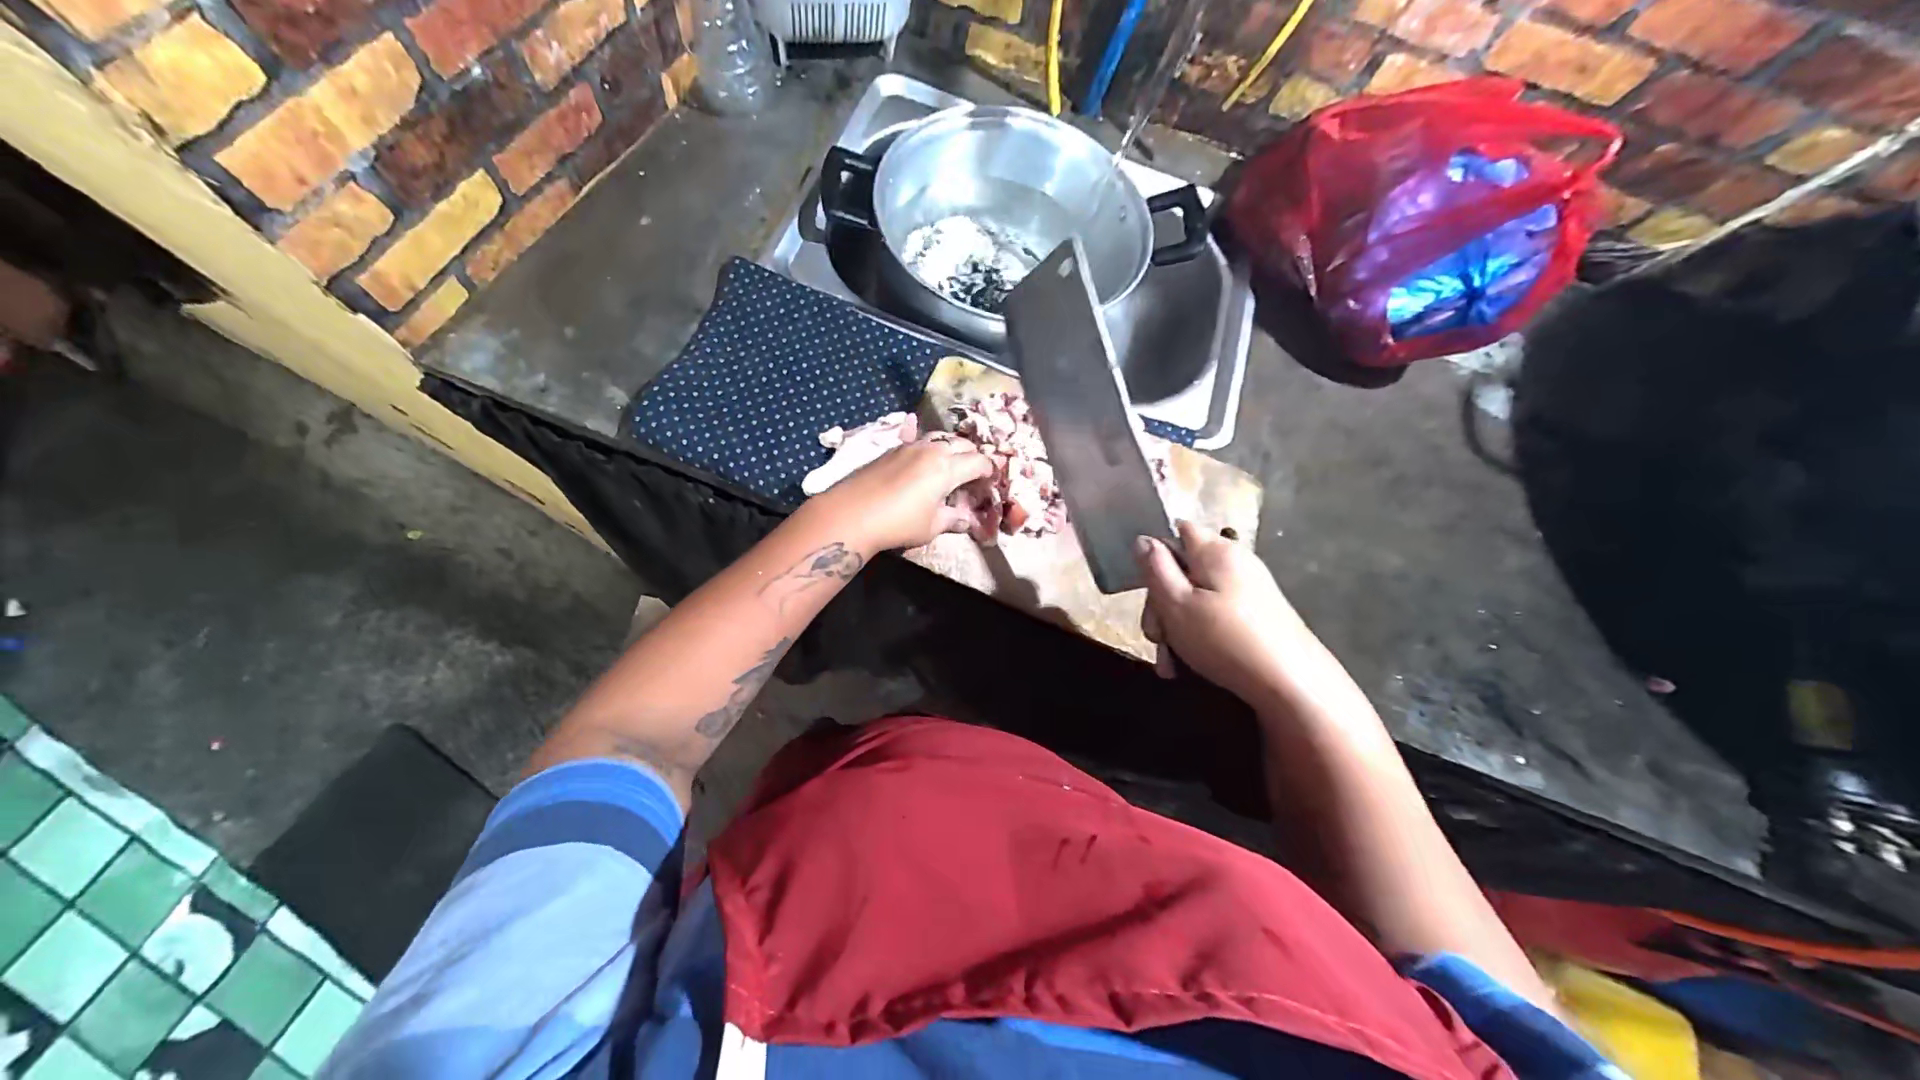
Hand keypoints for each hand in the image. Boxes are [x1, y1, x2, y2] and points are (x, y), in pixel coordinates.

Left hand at [813, 435, 994, 551]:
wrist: (851, 513)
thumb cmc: (898, 523)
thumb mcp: (931, 527)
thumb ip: (952, 519)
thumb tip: (965, 520)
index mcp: (947, 468)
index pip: (979, 462)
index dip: (989, 471)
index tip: (989, 483)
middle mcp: (932, 450)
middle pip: (962, 444)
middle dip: (973, 456)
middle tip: (973, 475)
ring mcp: (910, 446)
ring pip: (940, 438)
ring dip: (951, 449)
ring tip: (951, 467)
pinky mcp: (892, 449)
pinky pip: (920, 441)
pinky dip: (930, 449)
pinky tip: (925, 463)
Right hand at [1135, 521, 1347, 713]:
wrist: (1292, 685)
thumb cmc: (1225, 641)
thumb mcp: (1176, 604)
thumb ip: (1155, 569)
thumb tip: (1142, 539)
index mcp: (1216, 550)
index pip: (1177, 530)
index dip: (1156, 556)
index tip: (1146, 590)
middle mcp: (1235, 562)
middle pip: (1183, 571)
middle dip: (1162, 605)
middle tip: (1155, 638)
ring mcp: (1249, 589)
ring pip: (1195, 599)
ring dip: (1175, 628)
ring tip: (1170, 664)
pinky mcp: (1258, 615)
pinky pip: (1215, 616)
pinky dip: (1198, 636)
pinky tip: (1187, 666)